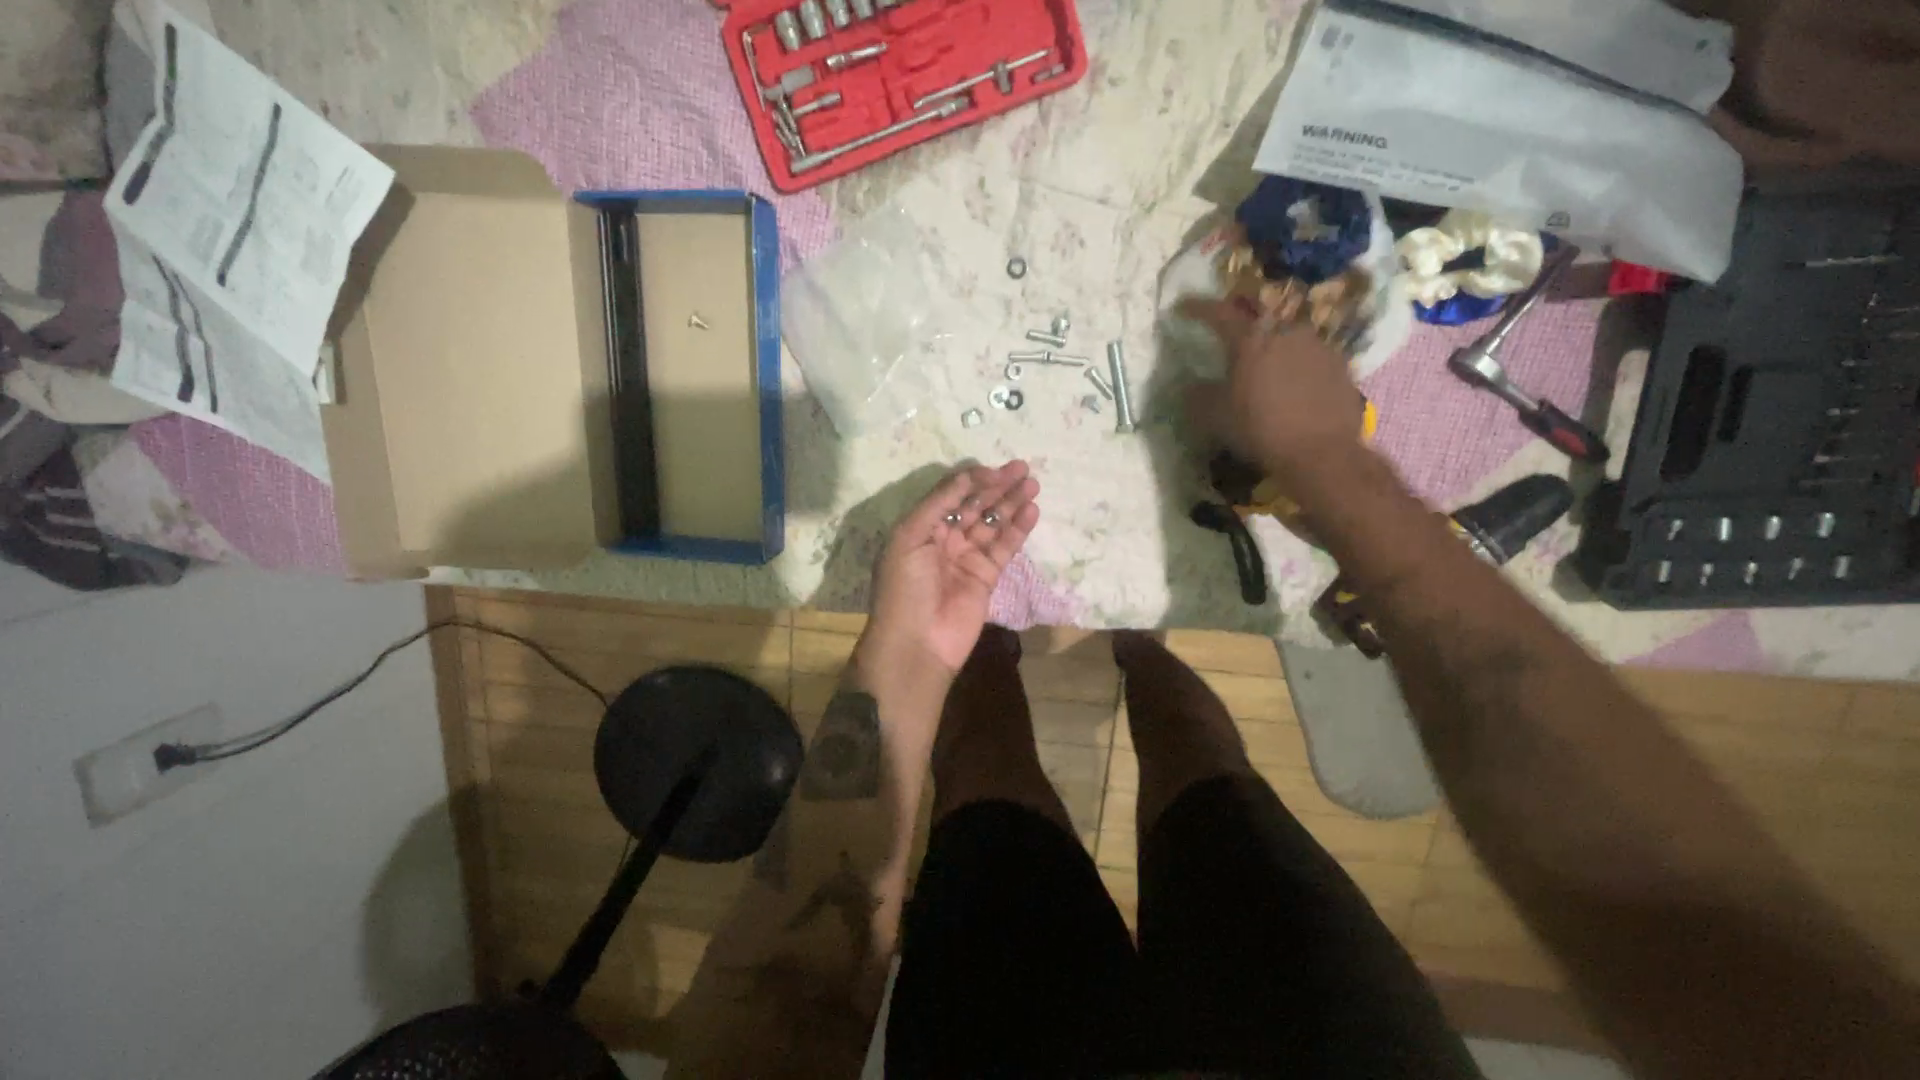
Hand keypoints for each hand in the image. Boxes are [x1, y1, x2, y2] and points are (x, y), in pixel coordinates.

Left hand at [858, 462, 1040, 694]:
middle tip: (1023, 468)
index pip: (951, 494)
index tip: (995, 470)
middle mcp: (943, 539)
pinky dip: (1018, 529)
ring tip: (1033, 484)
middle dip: (997, 487)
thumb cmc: (904, 587)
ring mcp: (966, 558)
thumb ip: (939, 503)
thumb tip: (969, 476)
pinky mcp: (986, 577)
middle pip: (975, 506)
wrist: (917, 643)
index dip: (973, 480)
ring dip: (1011, 503)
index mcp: (920, 527)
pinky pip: (1004, 547)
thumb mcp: (910, 537)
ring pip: (993, 524)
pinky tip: (1031, 511)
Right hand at [1178, 297, 1366, 480]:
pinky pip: (1311, 358)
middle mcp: (1286, 332)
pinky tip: (1296, 388)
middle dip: (1244, 330)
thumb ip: (1198, 396)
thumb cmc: (1261, 430)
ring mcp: (1318, 346)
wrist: (1322, 453)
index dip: (1198, 308)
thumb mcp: (1216, 417)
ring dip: (1275, 349)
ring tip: (1268, 371)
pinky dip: (1299, 366)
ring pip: (1288, 339)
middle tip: (1233, 345)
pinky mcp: (1341, 365)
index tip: (1183, 307)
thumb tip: (1191, 385)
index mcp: (1251, 339)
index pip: (1219, 313)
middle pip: (1259, 322)